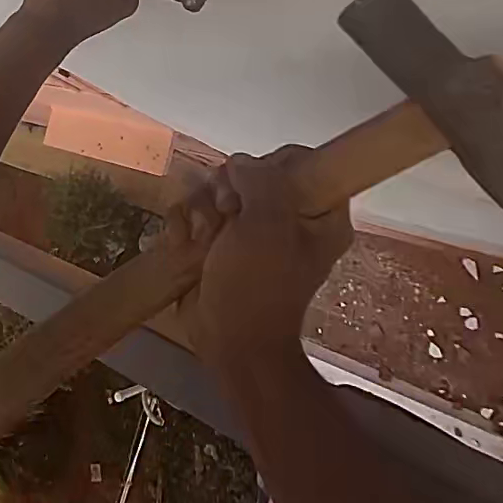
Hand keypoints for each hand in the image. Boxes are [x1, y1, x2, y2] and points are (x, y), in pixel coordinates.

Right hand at [179, 148, 352, 369]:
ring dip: (201, 210)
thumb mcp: (268, 225)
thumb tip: (241, 165)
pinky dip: (184, 225)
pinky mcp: (219, 241)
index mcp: (319, 211)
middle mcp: (287, 214)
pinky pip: (195, 211)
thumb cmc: (258, 286)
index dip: (271, 165)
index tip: (253, 186)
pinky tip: (183, 245)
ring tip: (204, 239)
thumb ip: (260, 180)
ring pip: (217, 188)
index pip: (299, 160)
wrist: (230, 342)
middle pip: (249, 171)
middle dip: (228, 191)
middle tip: (227, 216)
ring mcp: (250, 227)